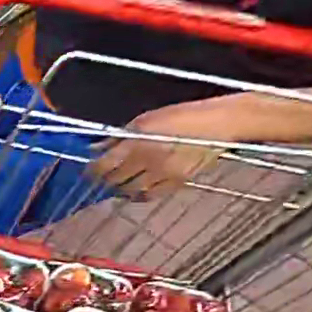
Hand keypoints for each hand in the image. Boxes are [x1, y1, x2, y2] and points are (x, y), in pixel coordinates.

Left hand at [90, 97, 238, 198]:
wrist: (221, 122)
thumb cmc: (182, 116)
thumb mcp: (145, 120)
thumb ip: (117, 137)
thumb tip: (94, 149)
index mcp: (137, 142)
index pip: (102, 166)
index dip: (92, 171)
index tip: (89, 171)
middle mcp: (147, 160)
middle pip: (114, 180)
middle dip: (106, 179)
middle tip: (106, 175)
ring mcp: (163, 173)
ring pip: (129, 191)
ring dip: (121, 188)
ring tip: (122, 181)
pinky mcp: (177, 182)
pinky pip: (149, 196)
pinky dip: (139, 194)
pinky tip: (138, 187)